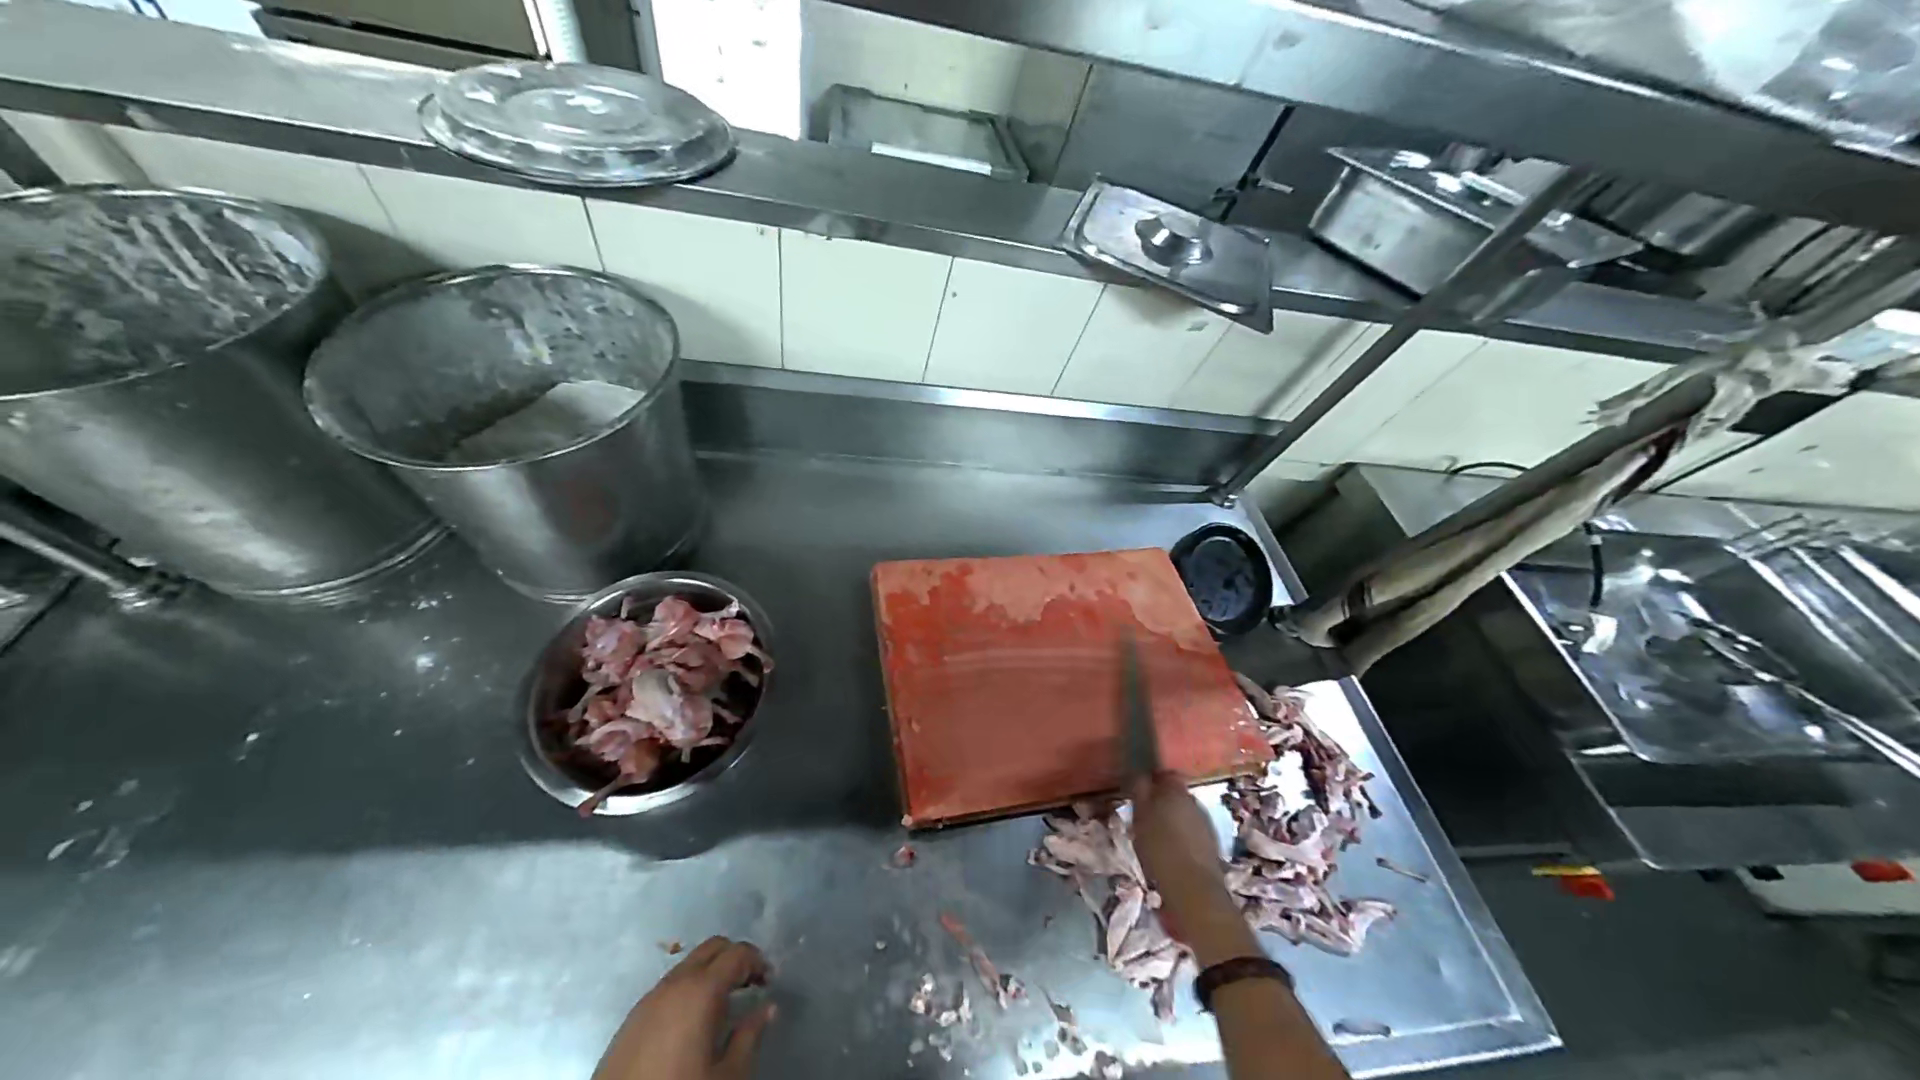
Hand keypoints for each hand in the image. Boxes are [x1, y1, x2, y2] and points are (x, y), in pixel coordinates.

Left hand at [593, 936, 775, 1079]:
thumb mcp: (728, 1075)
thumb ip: (750, 1035)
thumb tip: (768, 1008)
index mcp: (701, 990)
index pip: (737, 953)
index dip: (758, 961)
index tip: (769, 983)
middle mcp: (674, 984)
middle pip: (712, 947)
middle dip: (735, 958)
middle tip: (750, 985)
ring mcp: (649, 998)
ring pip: (688, 965)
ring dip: (711, 973)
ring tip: (724, 1005)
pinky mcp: (632, 1018)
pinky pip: (668, 987)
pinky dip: (689, 989)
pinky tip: (692, 1022)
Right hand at [1127, 773, 1259, 964]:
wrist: (1193, 889)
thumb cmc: (1159, 848)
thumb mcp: (1139, 816)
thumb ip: (1139, 791)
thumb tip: (1139, 773)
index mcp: (1175, 789)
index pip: (1166, 774)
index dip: (1153, 780)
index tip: (1139, 791)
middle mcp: (1194, 801)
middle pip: (1176, 794)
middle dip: (1162, 800)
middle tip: (1143, 815)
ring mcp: (1205, 823)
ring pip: (1184, 813)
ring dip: (1172, 820)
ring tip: (1155, 837)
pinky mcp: (1211, 845)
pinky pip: (1191, 832)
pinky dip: (1181, 837)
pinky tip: (1170, 852)